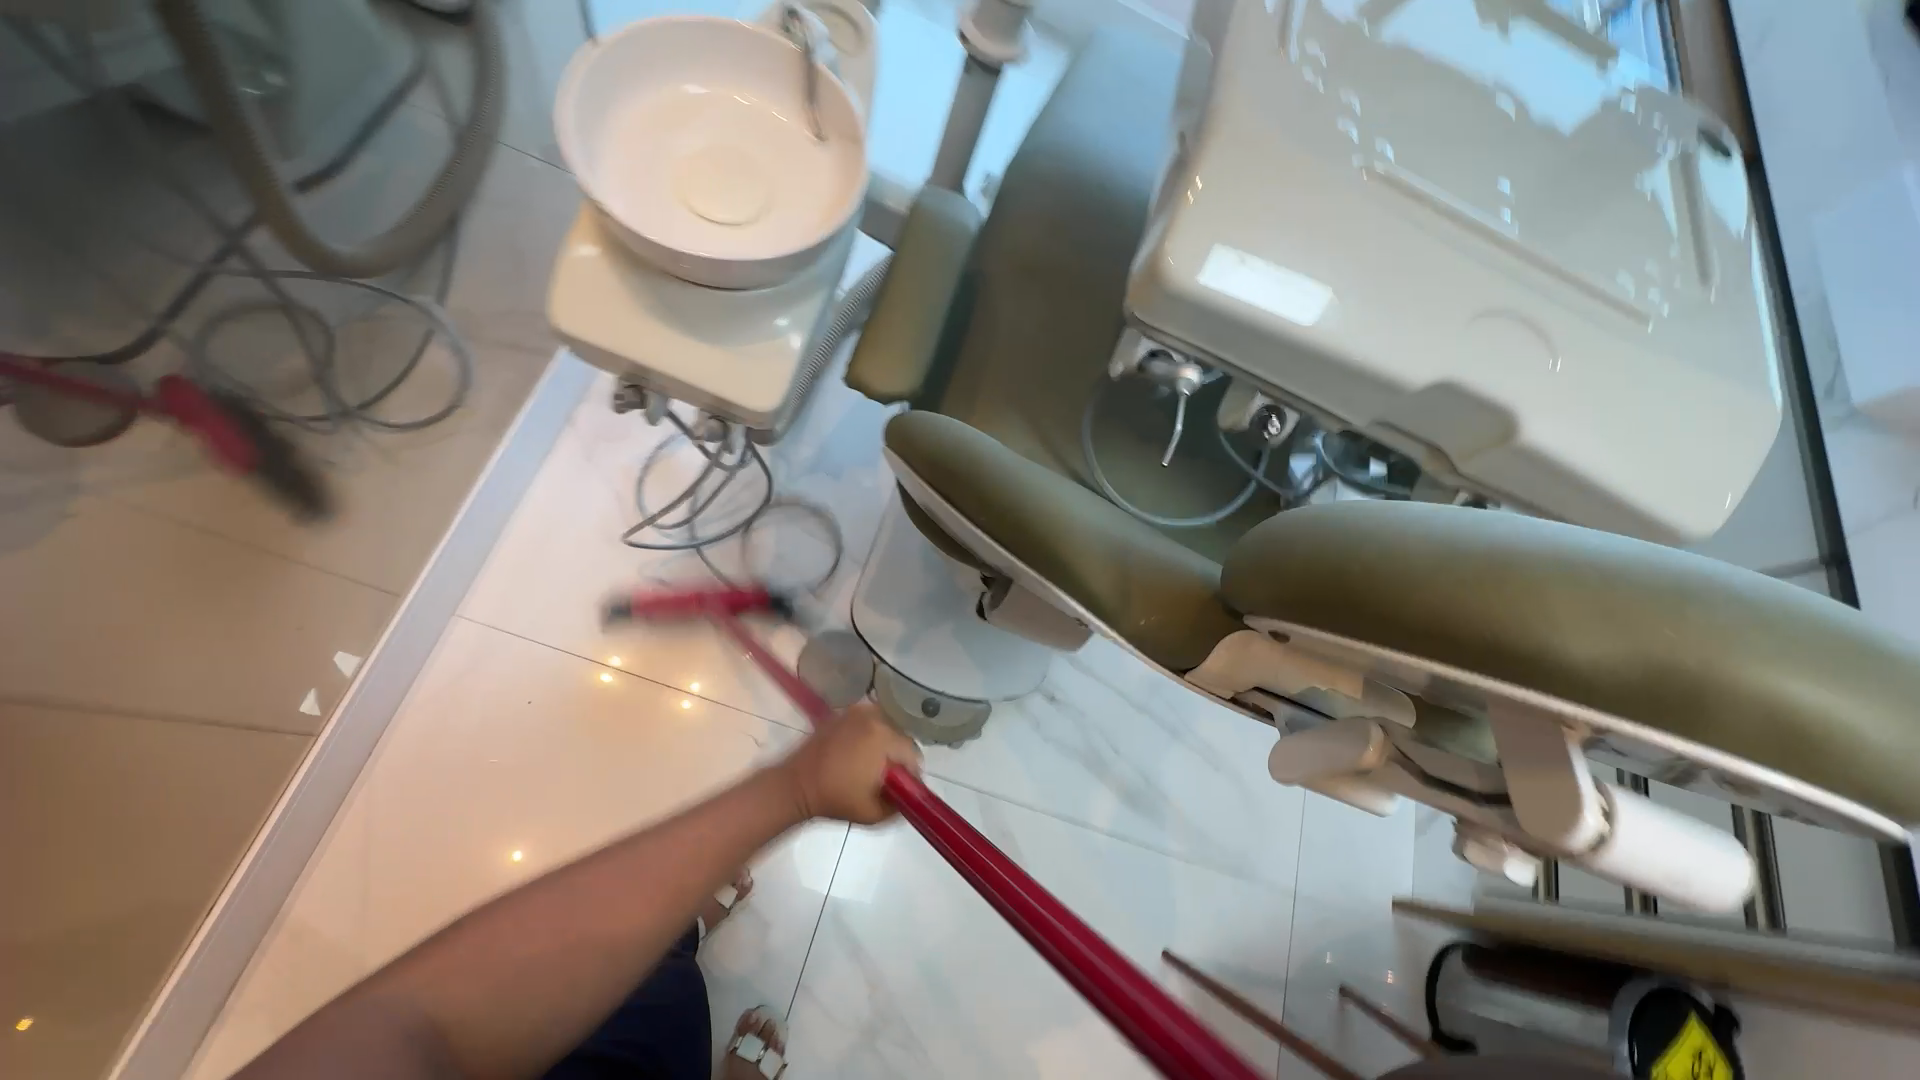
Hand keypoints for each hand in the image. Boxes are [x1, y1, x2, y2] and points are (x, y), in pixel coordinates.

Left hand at [774, 703, 921, 824]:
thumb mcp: (874, 813)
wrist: (795, 785)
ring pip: (887, 728)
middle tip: (884, 778)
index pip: (912, 754)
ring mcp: (856, 711)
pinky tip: (857, 753)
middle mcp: (873, 716)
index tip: (900, 788)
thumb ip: (901, 804)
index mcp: (883, 737)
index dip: (911, 774)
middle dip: (897, 758)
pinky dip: (869, 735)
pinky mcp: (843, 712)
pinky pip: (869, 722)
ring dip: (885, 745)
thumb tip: (912, 794)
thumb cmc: (835, 799)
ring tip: (870, 765)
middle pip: (901, 738)